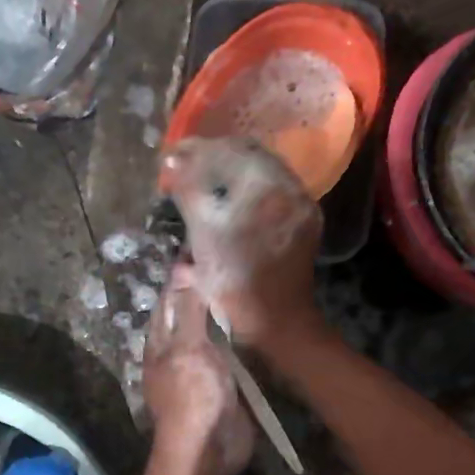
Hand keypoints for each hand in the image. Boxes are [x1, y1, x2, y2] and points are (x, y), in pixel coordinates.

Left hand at [143, 265, 252, 474]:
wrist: (210, 447)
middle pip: (189, 313)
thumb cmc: (193, 394)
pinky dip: (237, 335)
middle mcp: (176, 350)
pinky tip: (253, 321)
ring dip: (223, 312)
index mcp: (160, 340)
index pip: (169, 298)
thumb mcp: (188, 346)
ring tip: (245, 283)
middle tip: (232, 261)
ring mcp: (199, 367)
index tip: (204, 249)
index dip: (184, 275)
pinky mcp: (221, 382)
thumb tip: (182, 267)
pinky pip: (227, 351)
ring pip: (210, 331)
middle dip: (205, 291)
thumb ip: (188, 308)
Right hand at [159, 138, 324, 350]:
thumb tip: (173, 159)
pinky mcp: (301, 229)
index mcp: (271, 186)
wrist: (273, 325)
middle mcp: (292, 191)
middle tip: (184, 171)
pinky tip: (223, 209)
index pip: (234, 149)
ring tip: (200, 188)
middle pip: (250, 161)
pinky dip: (244, 197)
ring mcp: (300, 210)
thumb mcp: (204, 232)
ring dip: (229, 178)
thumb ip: (189, 188)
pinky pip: (270, 199)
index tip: (173, 158)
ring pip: (260, 180)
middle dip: (214, 162)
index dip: (200, 149)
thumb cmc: (234, 280)